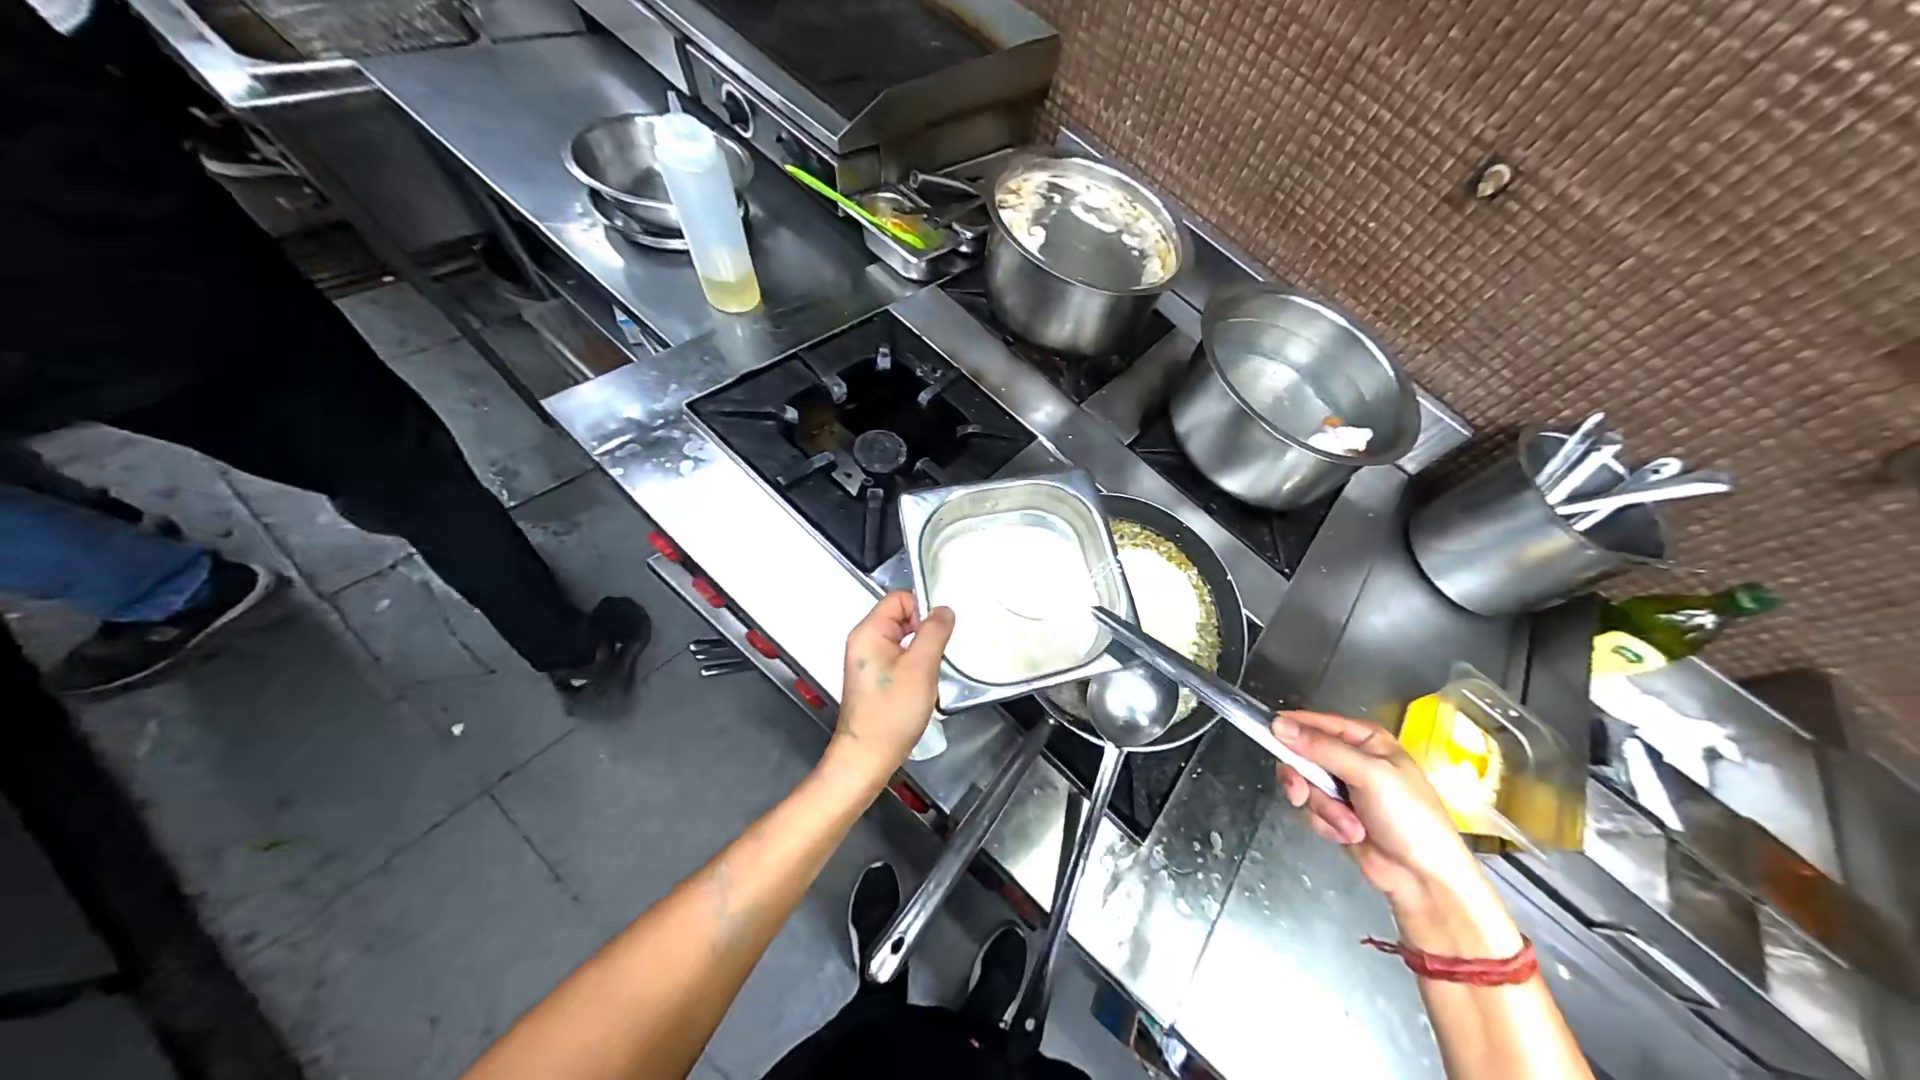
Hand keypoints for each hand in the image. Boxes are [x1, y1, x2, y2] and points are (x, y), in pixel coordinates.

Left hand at [827, 592, 954, 782]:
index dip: (923, 609)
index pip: (900, 598)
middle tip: (939, 654)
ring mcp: (869, 661)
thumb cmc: (891, 712)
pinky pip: (900, 657)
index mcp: (869, 632)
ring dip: (922, 650)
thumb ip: (934, 632)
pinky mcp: (875, 678)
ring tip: (932, 671)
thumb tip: (944, 610)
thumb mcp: (920, 667)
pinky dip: (915, 665)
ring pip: (904, 638)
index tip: (939, 633)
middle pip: (902, 617)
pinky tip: (923, 683)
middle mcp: (864, 641)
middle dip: (925, 631)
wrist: (867, 757)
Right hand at [1272, 710, 1522, 956]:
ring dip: (1322, 807)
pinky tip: (1350, 834)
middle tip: (1300, 793)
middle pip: (1302, 754)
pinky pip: (1310, 808)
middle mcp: (1352, 759)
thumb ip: (1321, 748)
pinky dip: (1326, 823)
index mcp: (1366, 740)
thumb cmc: (1410, 819)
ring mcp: (1343, 788)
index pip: (1316, 722)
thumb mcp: (1368, 775)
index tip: (1271, 738)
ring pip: (1304, 783)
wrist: (1424, 880)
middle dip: (1304, 779)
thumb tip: (1279, 724)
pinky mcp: (1336, 813)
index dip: (1293, 730)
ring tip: (1348, 825)